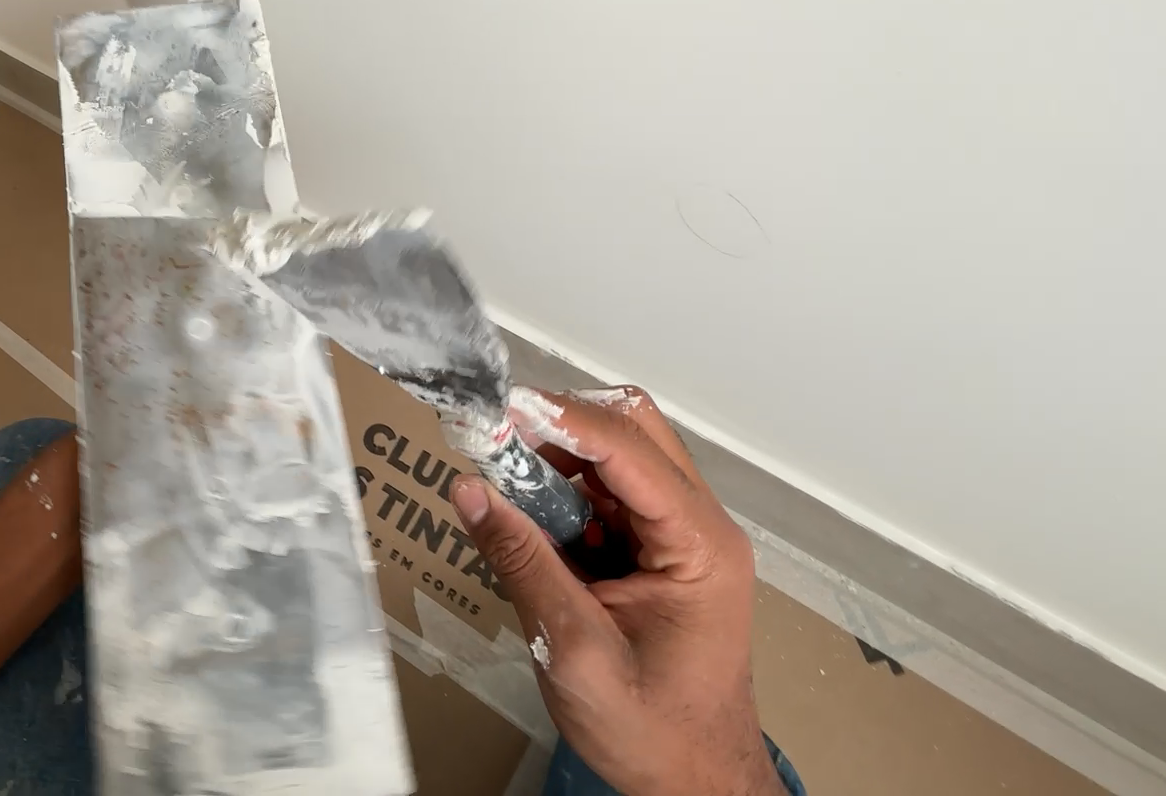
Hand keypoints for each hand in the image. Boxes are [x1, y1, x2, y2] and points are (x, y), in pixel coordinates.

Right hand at [448, 386, 783, 795]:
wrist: (697, 781)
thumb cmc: (649, 728)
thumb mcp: (572, 647)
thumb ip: (521, 560)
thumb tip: (467, 488)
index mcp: (697, 544)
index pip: (628, 448)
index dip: (562, 418)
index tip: (500, 407)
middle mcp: (698, 522)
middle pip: (634, 428)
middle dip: (563, 423)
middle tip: (501, 439)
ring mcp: (680, 530)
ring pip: (617, 449)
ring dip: (559, 452)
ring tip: (505, 476)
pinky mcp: (656, 542)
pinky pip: (606, 485)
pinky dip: (563, 483)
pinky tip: (531, 511)